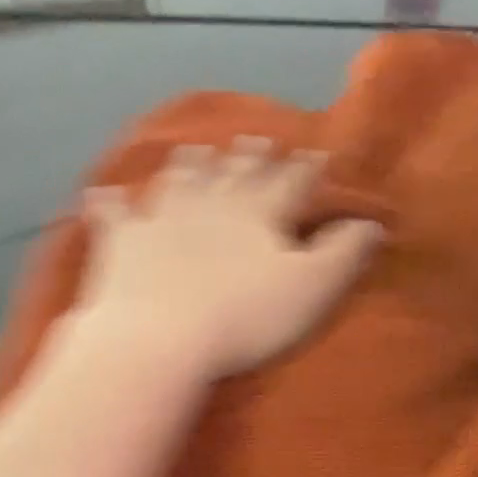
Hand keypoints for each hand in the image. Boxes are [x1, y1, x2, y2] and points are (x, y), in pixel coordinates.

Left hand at [73, 136, 385, 377]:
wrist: (160, 335)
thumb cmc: (247, 316)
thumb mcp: (312, 287)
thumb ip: (343, 252)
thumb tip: (372, 221)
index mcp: (260, 211)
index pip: (290, 182)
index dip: (306, 169)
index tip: (318, 153)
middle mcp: (211, 201)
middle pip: (236, 172)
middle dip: (251, 157)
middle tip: (258, 140)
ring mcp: (161, 216)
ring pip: (181, 179)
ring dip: (193, 164)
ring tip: (198, 151)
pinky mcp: (122, 241)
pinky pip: (115, 215)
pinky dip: (112, 204)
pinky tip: (105, 195)